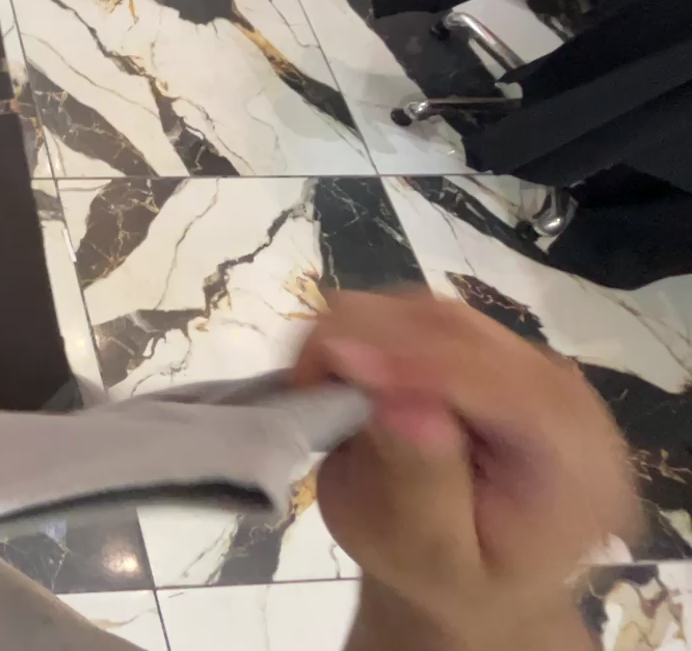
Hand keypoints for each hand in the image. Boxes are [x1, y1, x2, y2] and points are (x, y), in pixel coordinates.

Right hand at [292, 292, 636, 647]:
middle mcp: (564, 404)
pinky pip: (413, 310)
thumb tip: (400, 403)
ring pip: (430, 310)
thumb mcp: (424, 548)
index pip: (506, 390)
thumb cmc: (438, 570)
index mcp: (575, 470)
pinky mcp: (481, 350)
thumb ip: (420, 479)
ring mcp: (522, 368)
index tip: (331, 359)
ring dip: (358, 327)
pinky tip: (340, 362)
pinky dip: (362, 324)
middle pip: (462, 335)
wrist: (460, 569)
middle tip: (305, 380)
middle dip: (368, 339)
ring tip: (318, 373)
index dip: (415, 365)